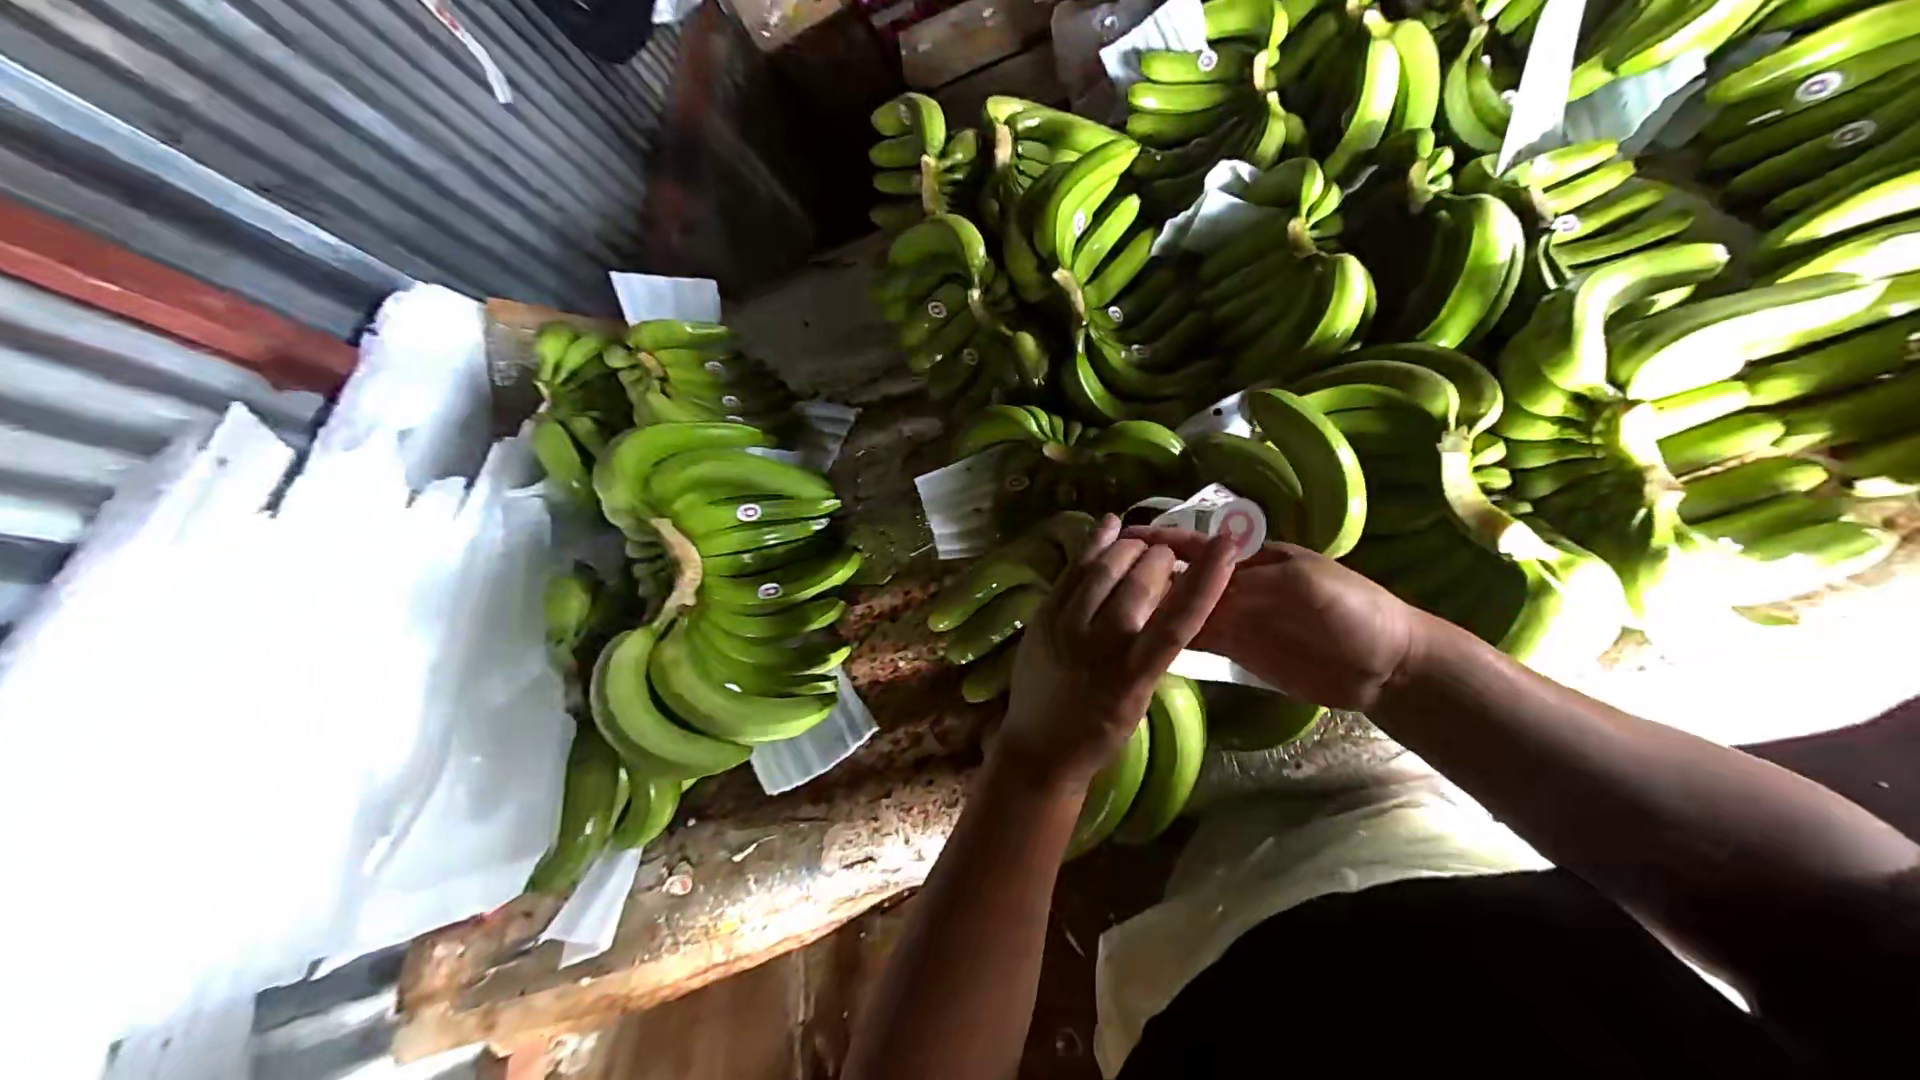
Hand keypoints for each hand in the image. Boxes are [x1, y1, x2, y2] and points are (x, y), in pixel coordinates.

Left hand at [993, 515, 1237, 788]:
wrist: (1039, 749)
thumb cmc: (1100, 732)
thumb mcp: (1140, 697)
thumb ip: (1154, 650)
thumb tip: (1170, 598)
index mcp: (1133, 675)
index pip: (1178, 619)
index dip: (1205, 579)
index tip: (1226, 546)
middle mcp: (1099, 646)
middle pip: (1140, 584)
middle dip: (1161, 559)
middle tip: (1170, 553)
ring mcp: (1064, 629)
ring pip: (1103, 570)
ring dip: (1129, 548)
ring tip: (1143, 541)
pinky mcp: (1041, 618)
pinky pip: (1070, 572)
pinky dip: (1092, 546)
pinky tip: (1109, 525)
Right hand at [1121, 528, 1424, 712]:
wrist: (1384, 665)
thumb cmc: (1349, 609)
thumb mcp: (1300, 585)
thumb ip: (1243, 582)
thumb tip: (1188, 585)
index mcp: (1249, 558)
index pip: (1194, 545)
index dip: (1158, 541)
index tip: (1119, 541)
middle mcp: (1233, 585)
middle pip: (1179, 578)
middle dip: (1144, 577)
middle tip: (1101, 585)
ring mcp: (1233, 618)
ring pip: (1180, 610)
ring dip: (1150, 610)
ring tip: (1108, 614)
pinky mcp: (1235, 648)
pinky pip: (1193, 639)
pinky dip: (1167, 638)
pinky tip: (1137, 642)